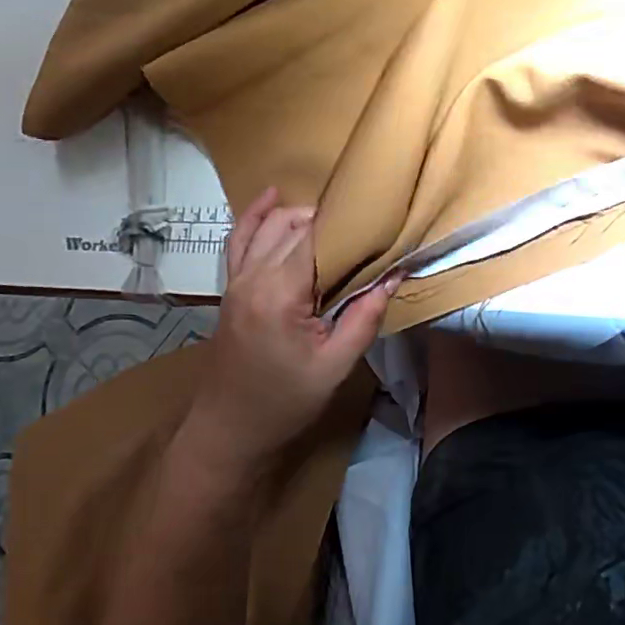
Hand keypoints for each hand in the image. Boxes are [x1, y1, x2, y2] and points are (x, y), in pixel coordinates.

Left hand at [183, 187, 396, 474]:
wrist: (229, 429)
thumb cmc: (284, 403)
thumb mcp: (335, 367)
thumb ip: (364, 317)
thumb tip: (394, 273)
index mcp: (280, 293)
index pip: (318, 238)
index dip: (349, 225)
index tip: (381, 219)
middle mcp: (254, 275)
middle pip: (295, 227)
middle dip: (331, 222)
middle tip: (367, 228)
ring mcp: (237, 278)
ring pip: (269, 226)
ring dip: (301, 217)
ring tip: (337, 221)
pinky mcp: (231, 286)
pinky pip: (239, 239)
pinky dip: (255, 215)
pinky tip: (271, 195)